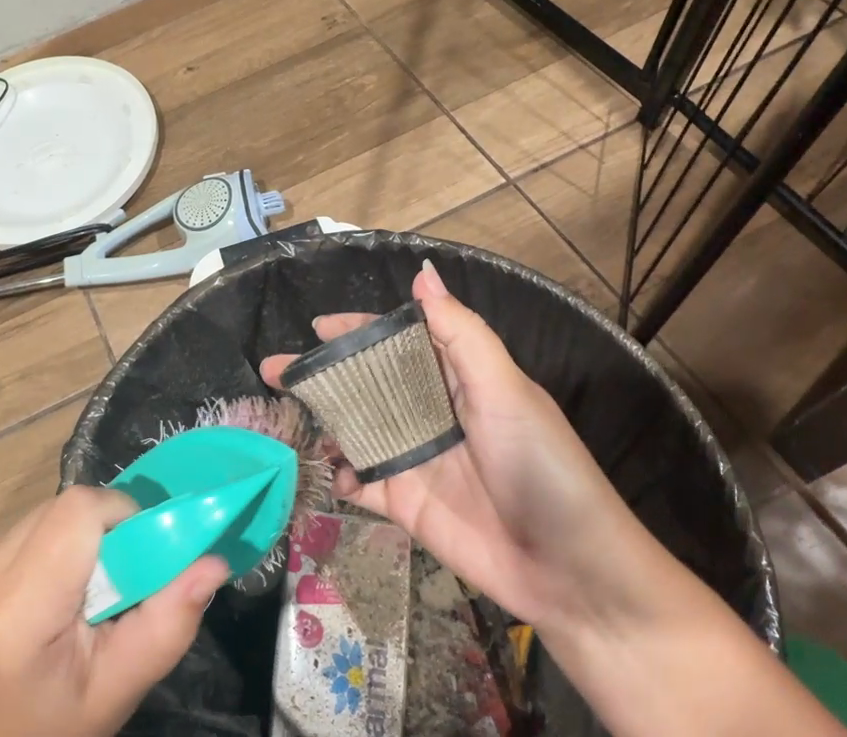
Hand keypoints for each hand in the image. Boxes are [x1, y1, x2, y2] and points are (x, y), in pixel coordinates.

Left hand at [0, 487, 228, 736]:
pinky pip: (31, 526)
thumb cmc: (55, 729)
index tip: (144, 562)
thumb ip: (167, 624)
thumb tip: (214, 562)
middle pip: (65, 508)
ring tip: (88, 598)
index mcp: (13, 610)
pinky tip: (58, 595)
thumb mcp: (118, 689)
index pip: (78, 511)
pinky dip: (57, 547)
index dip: (123, 519)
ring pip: (50, 511)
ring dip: (82, 540)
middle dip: (106, 533)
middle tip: (122, 588)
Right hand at [267, 263, 846, 735]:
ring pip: (359, 429)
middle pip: (370, 383)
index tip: (316, 326)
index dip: (360, 330)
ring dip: (325, 419)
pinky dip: (340, 474)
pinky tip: (327, 470)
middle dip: (326, 373)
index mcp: (462, 378)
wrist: (570, 574)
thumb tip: (423, 272)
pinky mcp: (406, 505)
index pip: (402, 340)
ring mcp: (417, 460)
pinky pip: (362, 481)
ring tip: (286, 412)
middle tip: (276, 370)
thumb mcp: (507, 392)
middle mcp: (435, 413)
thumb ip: (460, 334)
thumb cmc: (543, 469)